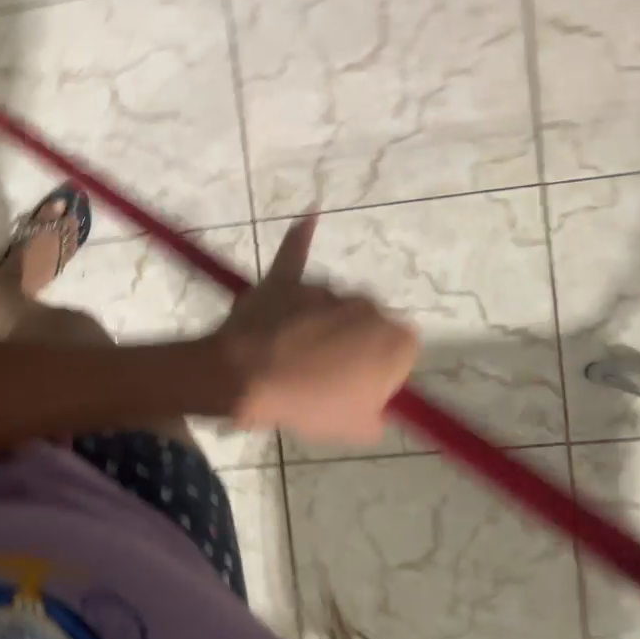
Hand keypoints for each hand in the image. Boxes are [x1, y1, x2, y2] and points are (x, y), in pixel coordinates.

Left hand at [212, 215, 418, 443]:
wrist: (242, 378)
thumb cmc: (304, 404)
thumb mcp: (357, 426)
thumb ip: (376, 409)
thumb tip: (372, 402)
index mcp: (395, 339)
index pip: (396, 350)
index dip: (373, 367)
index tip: (349, 383)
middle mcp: (364, 304)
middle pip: (361, 321)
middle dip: (344, 341)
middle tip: (315, 369)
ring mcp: (321, 289)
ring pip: (327, 303)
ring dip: (314, 320)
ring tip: (287, 348)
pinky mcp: (282, 280)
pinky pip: (294, 253)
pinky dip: (299, 236)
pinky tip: (310, 212)